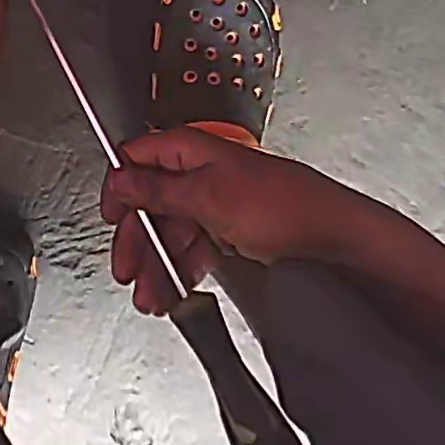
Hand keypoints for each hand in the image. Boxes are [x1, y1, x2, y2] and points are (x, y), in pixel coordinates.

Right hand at [100, 126, 382, 313]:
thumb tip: (121, 179)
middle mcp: (196, 171)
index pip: (135, 159)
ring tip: (150, 295)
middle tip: (126, 268)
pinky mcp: (225, 228)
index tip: (110, 217)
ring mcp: (211, 200)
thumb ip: (157, 189)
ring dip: (156, 263)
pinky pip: (191, 246)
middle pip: (148, 200)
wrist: (334, 240)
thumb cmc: (281, 204)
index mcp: (188, 149)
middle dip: (135, 237)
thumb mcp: (207, 196)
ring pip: (168, 229)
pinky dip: (180, 268)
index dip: (119, 188)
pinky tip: (173, 291)